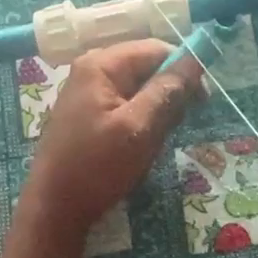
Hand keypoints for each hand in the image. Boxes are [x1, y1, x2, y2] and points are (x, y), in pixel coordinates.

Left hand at [15, 41, 202, 253]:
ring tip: (157, 140)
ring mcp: (86, 94)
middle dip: (168, 92)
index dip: (184, 68)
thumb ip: (168, 92)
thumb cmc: (96, 167)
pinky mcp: (86, 117)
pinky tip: (140, 146)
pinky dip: (139, 122)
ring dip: (155, 111)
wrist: (54, 208)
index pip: (155, 49)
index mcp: (100, 65)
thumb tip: (195, 62)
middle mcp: (90, 71)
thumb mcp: (139, 129)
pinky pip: (123, 107)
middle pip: (145, 67)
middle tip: (179, 125)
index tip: (203, 100)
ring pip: (136, 90)